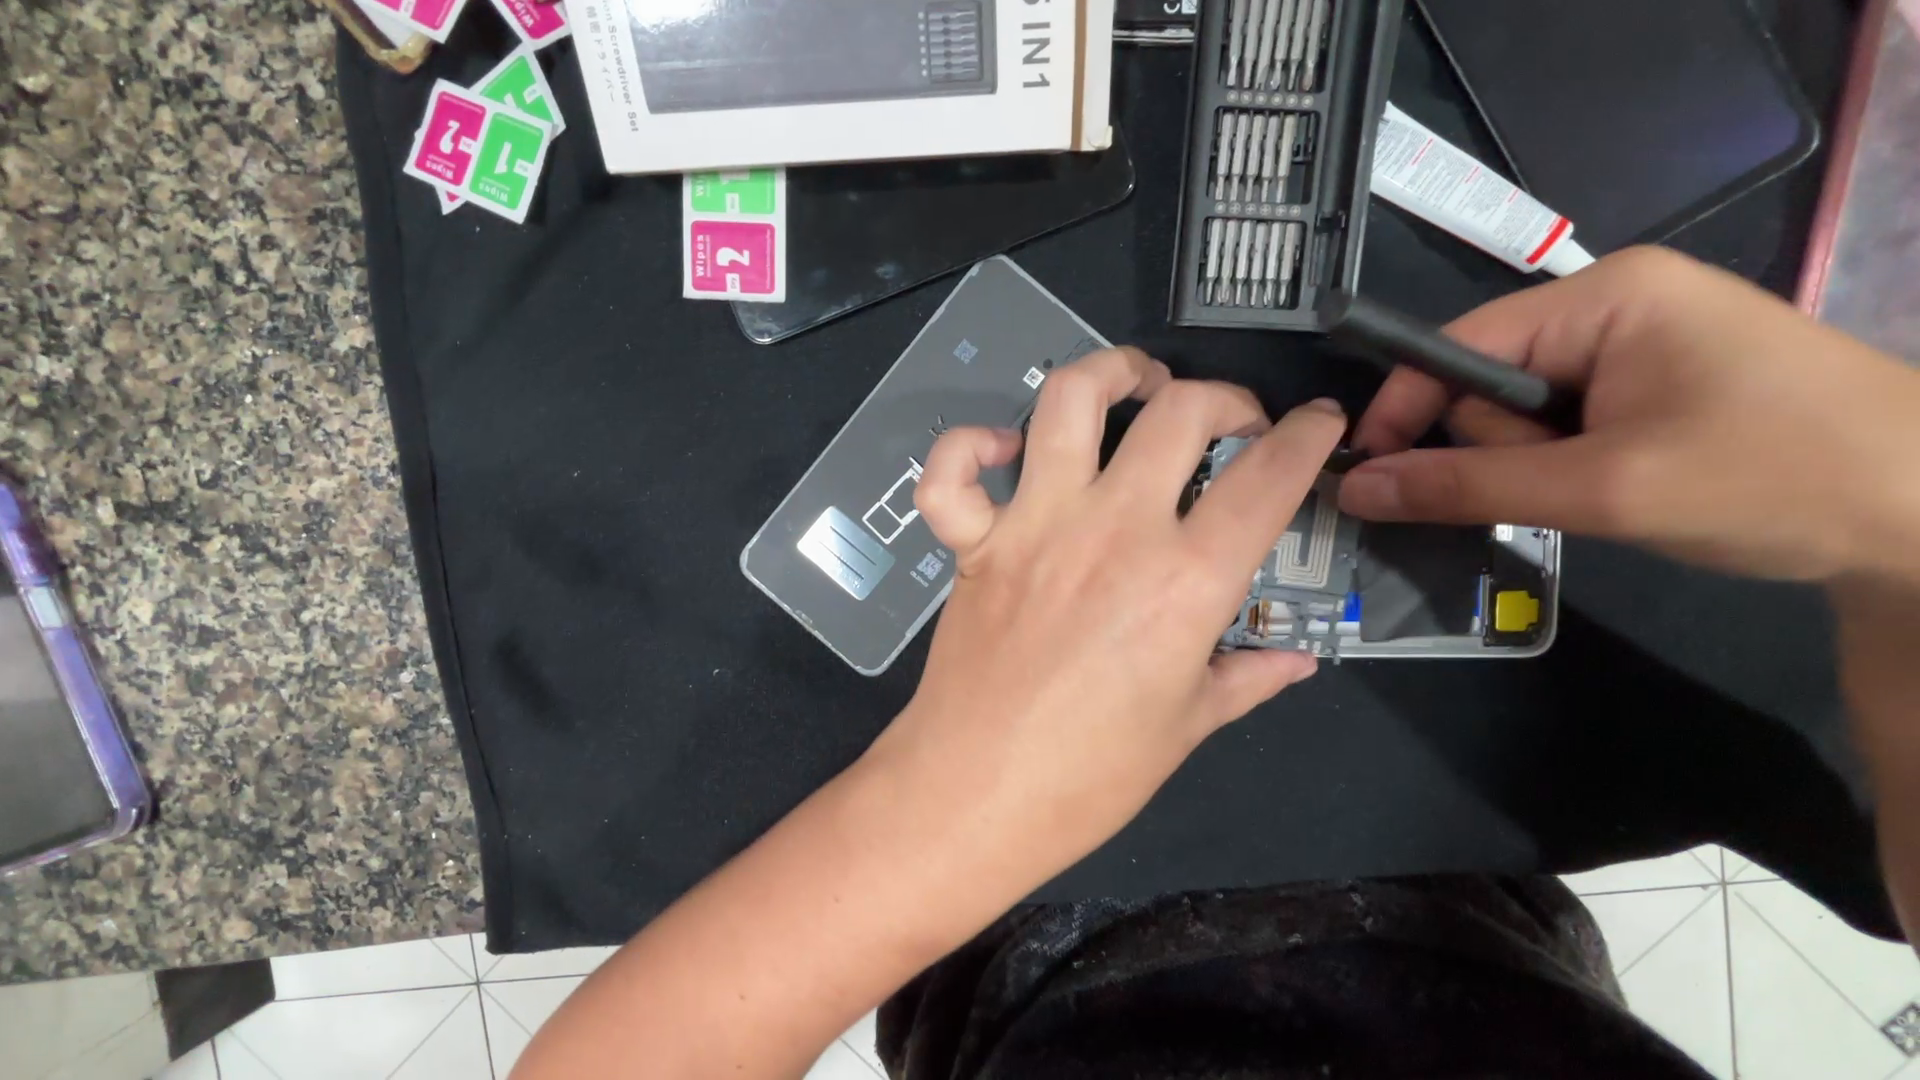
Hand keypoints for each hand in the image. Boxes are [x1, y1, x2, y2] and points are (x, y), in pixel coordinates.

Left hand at [864, 347, 1345, 880]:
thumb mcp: (1186, 727)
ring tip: (1136, 382)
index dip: (1309, 438)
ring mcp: (1034, 526)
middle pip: (1180, 412)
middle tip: (1231, 420)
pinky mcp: (972, 541)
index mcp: (1185, 582)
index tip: (1319, 424)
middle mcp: (1113, 531)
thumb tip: (1298, 662)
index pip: (1268, 479)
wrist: (975, 796)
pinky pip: (954, 469)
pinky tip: (1004, 450)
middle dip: (1223, 397)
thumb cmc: (1090, 776)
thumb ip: (1247, 678)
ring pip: (1069, 403)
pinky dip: (971, 444)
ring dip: (1111, 372)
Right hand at [1338, 246, 1919, 584]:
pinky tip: (1618, 485)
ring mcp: (1637, 343)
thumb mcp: (1603, 489)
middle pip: (1486, 382)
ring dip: (1539, 464)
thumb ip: (1465, 486)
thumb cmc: (1774, 480)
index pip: (1456, 345)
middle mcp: (1612, 305)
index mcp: (1603, 298)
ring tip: (1610, 490)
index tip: (1368, 477)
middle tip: (1569, 487)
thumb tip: (1353, 489)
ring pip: (1521, 413)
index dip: (1404, 409)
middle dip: (1503, 447)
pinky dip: (1566, 465)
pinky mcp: (1653, 382)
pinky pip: (1561, 424)